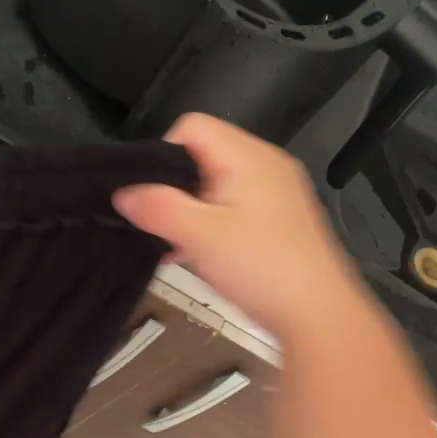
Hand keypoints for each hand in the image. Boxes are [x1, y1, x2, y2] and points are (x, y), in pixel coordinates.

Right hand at [113, 113, 367, 339]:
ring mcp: (273, 191)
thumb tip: (122, 194)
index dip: (162, 154)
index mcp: (248, 157)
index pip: (192, 127)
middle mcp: (264, 164)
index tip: (150, 195)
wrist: (314, 310)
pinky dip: (206, 222)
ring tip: (173, 241)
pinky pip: (229, 205)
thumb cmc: (259, 267)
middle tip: (157, 222)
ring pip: (213, 182)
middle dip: (171, 184)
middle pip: (201, 153)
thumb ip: (158, 208)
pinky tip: (195, 253)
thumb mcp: (199, 236)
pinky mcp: (274, 217)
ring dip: (187, 208)